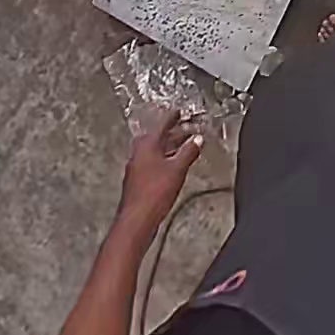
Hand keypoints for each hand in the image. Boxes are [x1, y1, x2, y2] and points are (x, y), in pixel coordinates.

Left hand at [116, 106, 203, 238]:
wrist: (136, 221)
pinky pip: (152, 164)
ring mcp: (136, 169)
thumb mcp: (178, 168)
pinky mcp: (138, 183)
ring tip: (183, 148)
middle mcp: (139, 155)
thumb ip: (189, 151)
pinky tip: (172, 168)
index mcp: (147, 145)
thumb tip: (197, 139)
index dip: (172, 118)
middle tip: (185, 130)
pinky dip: (164, 161)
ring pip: (154, 152)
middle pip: (157, 138)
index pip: (161, 125)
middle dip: (172, 134)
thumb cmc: (153, 193)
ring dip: (168, 148)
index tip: (178, 113)